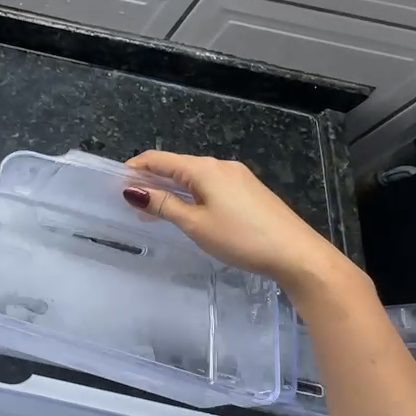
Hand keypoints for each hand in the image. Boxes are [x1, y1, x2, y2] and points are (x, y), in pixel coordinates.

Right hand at [123, 151, 370, 309]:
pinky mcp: (249, 190)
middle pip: (175, 165)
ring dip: (171, 189)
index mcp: (203, 168)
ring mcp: (238, 176)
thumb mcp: (195, 224)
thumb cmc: (242, 238)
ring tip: (156, 213)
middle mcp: (219, 165)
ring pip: (193, 176)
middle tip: (132, 205)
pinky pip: (210, 184)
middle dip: (151, 180)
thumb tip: (132, 191)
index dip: (133, 169)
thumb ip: (163, 205)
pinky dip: (191, 194)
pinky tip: (188, 213)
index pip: (157, 158)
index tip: (115, 187)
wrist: (300, 256)